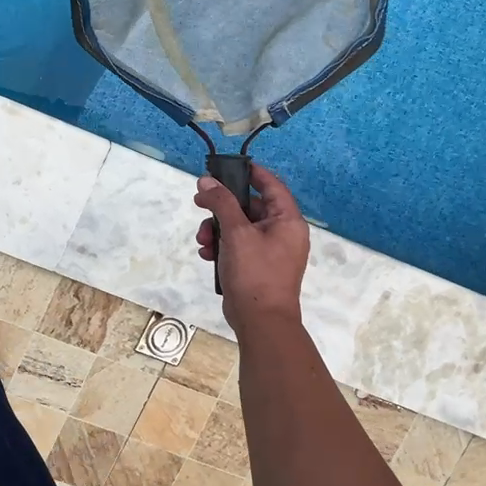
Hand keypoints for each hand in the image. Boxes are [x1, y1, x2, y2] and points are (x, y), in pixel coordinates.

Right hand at [195, 165, 308, 337]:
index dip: (251, 172)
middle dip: (221, 207)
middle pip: (249, 206)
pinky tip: (207, 254)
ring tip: (203, 240)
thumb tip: (206, 181)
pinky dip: (221, 245)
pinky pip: (237, 244)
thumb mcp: (235, 232)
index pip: (272, 185)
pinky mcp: (257, 264)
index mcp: (287, 221)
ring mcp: (270, 250)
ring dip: (216, 228)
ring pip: (238, 225)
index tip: (225, 165)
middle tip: (199, 203)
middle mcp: (282, 232)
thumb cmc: (255, 272)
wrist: (261, 320)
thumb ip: (221, 202)